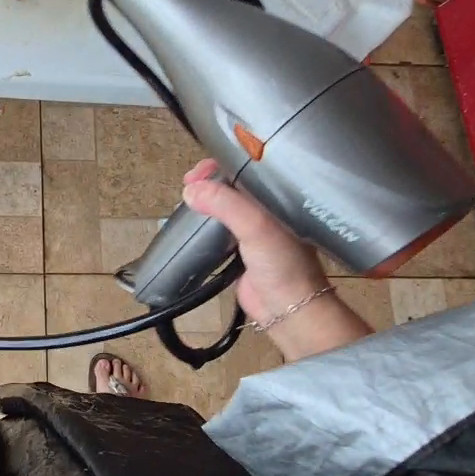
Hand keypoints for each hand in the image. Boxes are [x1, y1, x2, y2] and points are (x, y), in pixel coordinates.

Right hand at [179, 160, 327, 322]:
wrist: (288, 310)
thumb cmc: (282, 265)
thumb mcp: (257, 227)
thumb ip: (226, 205)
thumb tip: (190, 190)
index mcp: (279, 198)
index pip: (248, 170)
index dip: (221, 165)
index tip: (197, 173)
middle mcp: (266, 210)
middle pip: (232, 186)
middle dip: (208, 183)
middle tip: (187, 186)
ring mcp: (253, 231)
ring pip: (223, 207)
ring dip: (204, 202)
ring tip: (186, 201)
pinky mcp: (240, 250)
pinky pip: (218, 230)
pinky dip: (204, 224)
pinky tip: (192, 224)